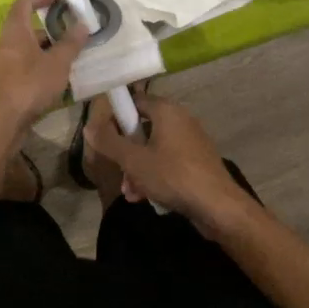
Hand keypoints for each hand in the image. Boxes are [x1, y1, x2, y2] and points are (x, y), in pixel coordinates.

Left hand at [0, 0, 87, 132]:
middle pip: (24, 29)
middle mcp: (1, 44)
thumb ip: (70, 43)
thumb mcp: (57, 63)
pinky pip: (17, 67)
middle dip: (46, 32)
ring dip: (40, 52)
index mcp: (14, 32)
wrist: (0, 122)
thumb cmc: (29, 84)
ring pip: (21, 50)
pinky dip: (32, 68)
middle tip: (67, 39)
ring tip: (62, 63)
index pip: (23, 4)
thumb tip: (82, 25)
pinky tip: (48, 82)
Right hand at [85, 95, 252, 234]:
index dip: (117, 117)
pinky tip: (146, 197)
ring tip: (131, 193)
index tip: (105, 138)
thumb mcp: (134, 161)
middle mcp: (180, 119)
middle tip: (119, 173)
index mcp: (166, 110)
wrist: (219, 206)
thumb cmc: (174, 176)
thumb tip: (89, 126)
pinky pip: (169, 162)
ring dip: (138, 169)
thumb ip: (109, 142)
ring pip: (155, 149)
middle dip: (127, 153)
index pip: (135, 101)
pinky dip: (155, 175)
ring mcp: (191, 141)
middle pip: (143, 128)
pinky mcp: (197, 161)